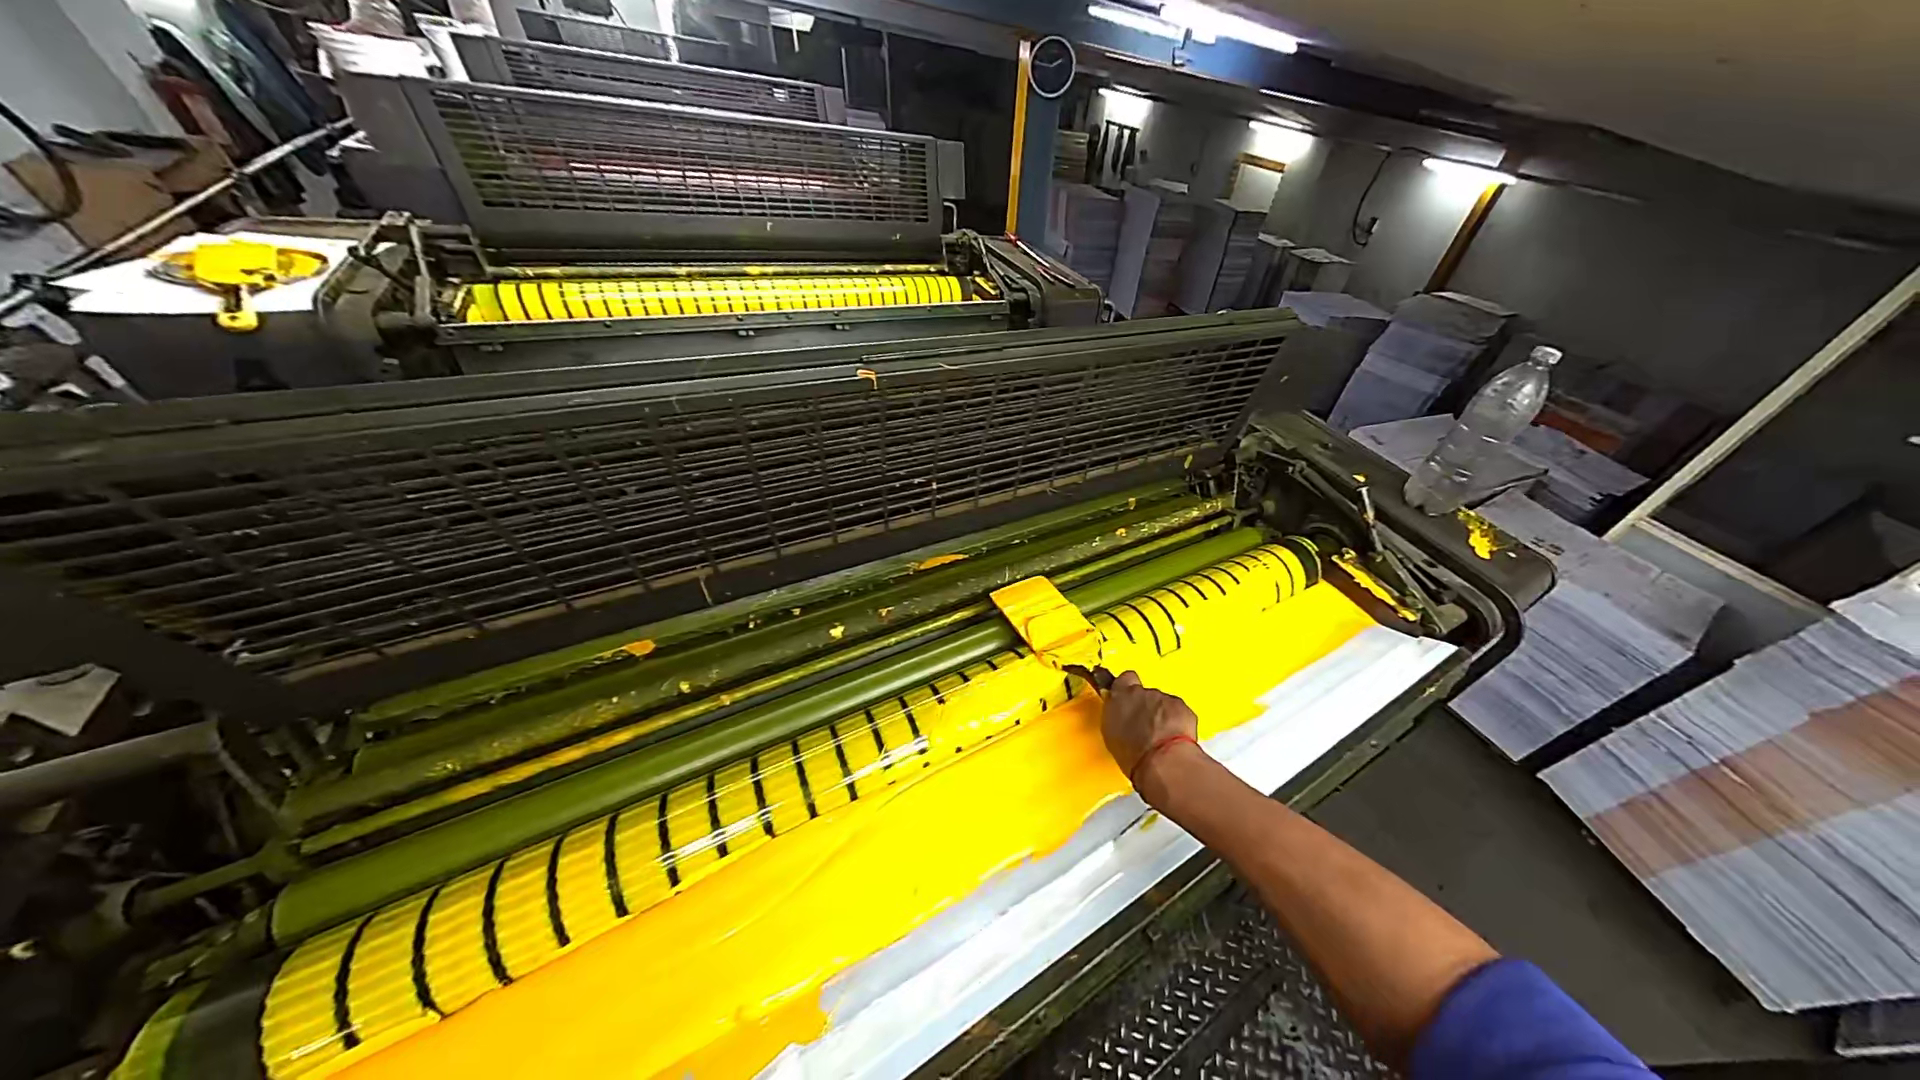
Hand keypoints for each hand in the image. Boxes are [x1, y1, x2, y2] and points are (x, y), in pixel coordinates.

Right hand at [1100, 671, 1200, 802]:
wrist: (1160, 760)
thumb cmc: (1134, 753)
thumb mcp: (1112, 735)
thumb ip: (1116, 717)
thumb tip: (1120, 718)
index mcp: (1118, 697)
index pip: (1124, 680)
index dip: (1128, 688)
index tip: (1128, 698)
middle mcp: (1140, 693)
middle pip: (1145, 693)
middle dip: (1146, 706)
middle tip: (1145, 727)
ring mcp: (1162, 698)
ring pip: (1163, 702)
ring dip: (1162, 715)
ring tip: (1160, 737)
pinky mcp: (1180, 706)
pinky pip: (1179, 710)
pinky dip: (1178, 721)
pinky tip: (1174, 737)